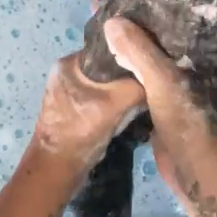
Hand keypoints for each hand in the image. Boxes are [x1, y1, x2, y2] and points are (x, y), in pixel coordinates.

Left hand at [30, 50, 145, 173]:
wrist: (58, 167)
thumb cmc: (81, 130)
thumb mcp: (115, 103)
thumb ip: (137, 86)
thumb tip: (158, 77)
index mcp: (68, 63)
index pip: (108, 48)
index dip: (131, 53)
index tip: (153, 61)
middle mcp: (67, 73)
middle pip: (108, 66)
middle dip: (129, 74)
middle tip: (153, 79)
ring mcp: (70, 92)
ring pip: (106, 84)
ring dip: (124, 91)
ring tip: (147, 93)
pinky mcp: (76, 109)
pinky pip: (102, 99)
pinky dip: (116, 103)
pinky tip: (134, 108)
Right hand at [101, 18, 216, 191]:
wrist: (196, 175)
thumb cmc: (188, 124)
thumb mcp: (163, 82)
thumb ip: (139, 52)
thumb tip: (111, 21)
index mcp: (199, 55)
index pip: (171, 19)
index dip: (146, 4)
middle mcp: (191, 66)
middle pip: (156, 37)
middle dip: (131, 24)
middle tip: (101, 8)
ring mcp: (177, 86)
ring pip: (146, 59)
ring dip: (126, 47)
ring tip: (99, 28)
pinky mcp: (163, 105)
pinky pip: (140, 80)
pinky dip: (125, 70)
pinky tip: (106, 61)